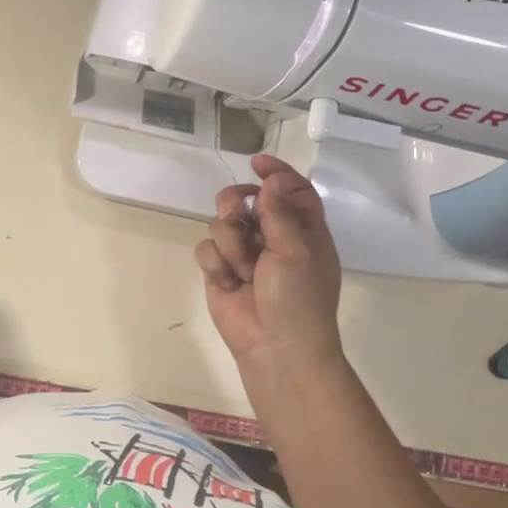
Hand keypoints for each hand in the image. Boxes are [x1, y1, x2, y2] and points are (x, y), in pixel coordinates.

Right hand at [195, 155, 343, 385]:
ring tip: (243, 269)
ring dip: (229, 243)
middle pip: (245, 199)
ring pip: (220, 223)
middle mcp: (271, 236)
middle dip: (235, 204)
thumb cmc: (297, 298)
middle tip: (236, 216)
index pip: (290, 188)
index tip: (256, 162)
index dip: (274, 172)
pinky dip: (215, 264)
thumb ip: (279, 211)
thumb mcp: (296, 249)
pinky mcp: (219, 271)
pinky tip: (229, 282)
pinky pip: (205, 250)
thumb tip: (271, 181)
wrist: (275, 345)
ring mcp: (243, 254)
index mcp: (302, 228)